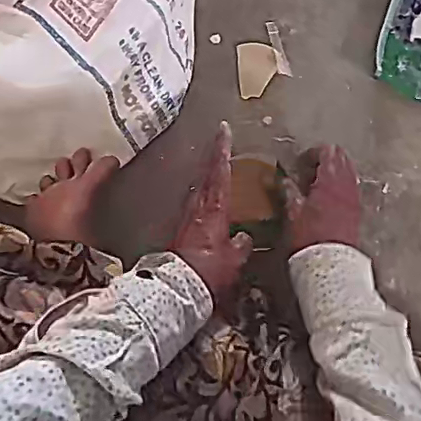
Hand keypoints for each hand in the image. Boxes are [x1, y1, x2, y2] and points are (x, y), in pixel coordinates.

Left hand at [168, 123, 253, 305]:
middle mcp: (197, 209)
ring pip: (199, 190)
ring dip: (207, 179)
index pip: (218, 173)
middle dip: (214, 160)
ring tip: (216, 171)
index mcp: (213, 209)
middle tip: (221, 145)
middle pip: (206, 176)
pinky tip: (207, 202)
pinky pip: (195, 206)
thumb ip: (240, 245)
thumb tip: (243, 237)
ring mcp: (186, 219)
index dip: (221, 151)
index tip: (223, 131)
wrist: (177, 289)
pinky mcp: (180, 231)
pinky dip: (203, 197)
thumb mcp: (233, 259)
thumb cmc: (208, 272)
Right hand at [284, 145, 361, 253]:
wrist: (332, 262)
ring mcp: (354, 197)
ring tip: (317, 181)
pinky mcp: (357, 209)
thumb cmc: (310, 236)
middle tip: (309, 169)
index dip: (313, 153)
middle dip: (326, 159)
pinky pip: (351, 186)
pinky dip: (341, 184)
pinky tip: (329, 194)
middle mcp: (346, 185)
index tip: (300, 163)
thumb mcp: (293, 212)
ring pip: (348, 172)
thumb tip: (283, 179)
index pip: (328, 153)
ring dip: (335, 172)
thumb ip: (289, 191)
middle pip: (342, 159)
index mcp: (330, 180)